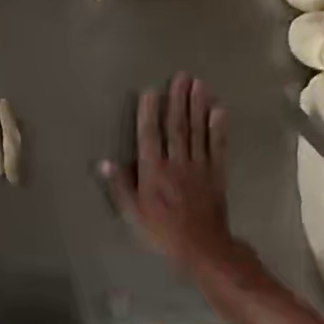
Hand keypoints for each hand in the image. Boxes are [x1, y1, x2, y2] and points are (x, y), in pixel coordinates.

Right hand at [101, 72, 236, 267]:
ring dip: (197, 106)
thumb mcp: (132, 212)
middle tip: (182, 77)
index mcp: (153, 171)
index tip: (151, 91)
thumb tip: (105, 162)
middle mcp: (176, 163)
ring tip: (199, 84)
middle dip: (178, 100)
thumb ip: (120, 185)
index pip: (150, 136)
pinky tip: (218, 110)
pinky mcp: (216, 173)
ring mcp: (199, 166)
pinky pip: (217, 146)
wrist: (202, 247)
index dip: (149, 113)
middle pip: (177, 126)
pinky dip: (218, 127)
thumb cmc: (161, 231)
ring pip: (197, 131)